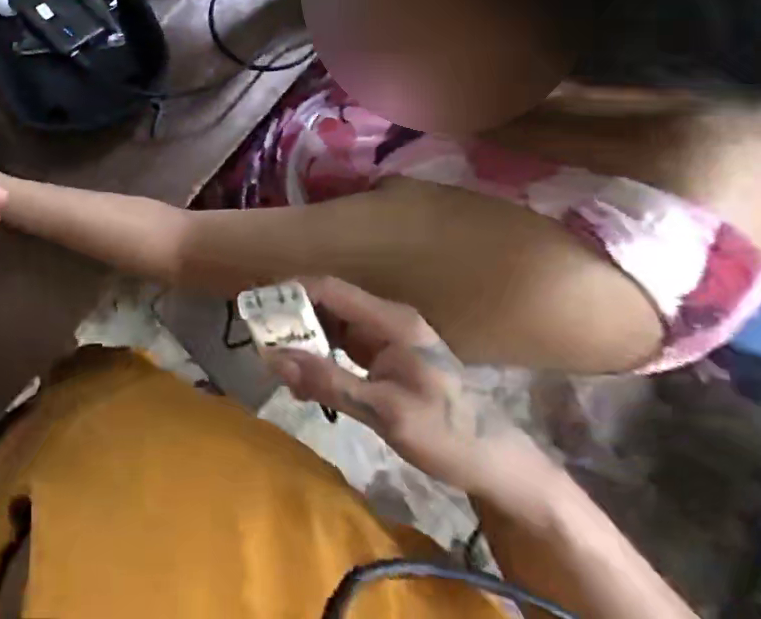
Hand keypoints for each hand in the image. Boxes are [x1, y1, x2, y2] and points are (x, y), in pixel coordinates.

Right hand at [268, 277, 548, 499]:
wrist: (504, 471)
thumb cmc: (451, 437)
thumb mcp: (386, 413)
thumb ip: (328, 382)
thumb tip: (272, 359)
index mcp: (392, 322)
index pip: (329, 289)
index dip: (289, 292)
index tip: (256, 309)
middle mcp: (387, 322)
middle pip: (326, 304)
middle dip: (290, 319)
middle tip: (260, 340)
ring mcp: (386, 340)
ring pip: (329, 325)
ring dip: (301, 339)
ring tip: (275, 360)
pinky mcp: (384, 359)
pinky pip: (339, 346)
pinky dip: (316, 356)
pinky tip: (303, 377)